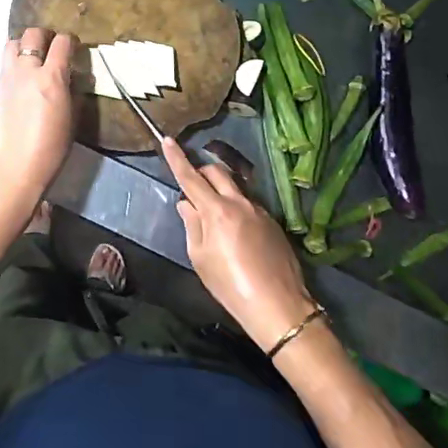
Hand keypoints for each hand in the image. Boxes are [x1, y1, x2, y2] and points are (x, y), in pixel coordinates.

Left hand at [0, 28, 76, 199]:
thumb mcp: (72, 116)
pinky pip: (5, 61)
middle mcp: (27, 70)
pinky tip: (23, 73)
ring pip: (12, 43)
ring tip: (34, 56)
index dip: (70, 41)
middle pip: (33, 34)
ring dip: (24, 44)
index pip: (62, 43)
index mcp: (51, 78)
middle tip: (53, 46)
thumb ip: (73, 89)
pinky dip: (14, 59)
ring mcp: (9, 76)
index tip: (74, 47)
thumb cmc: (52, 145)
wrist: (18, 164)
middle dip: (45, 35)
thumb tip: (75, 74)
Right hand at [161, 138, 318, 352]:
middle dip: (201, 171)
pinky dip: (236, 207)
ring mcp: (260, 211)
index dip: (177, 159)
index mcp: (217, 211)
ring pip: (235, 188)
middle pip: (217, 172)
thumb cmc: (230, 285)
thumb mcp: (200, 258)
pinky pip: (249, 204)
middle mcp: (240, 203)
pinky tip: (236, 234)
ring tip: (215, 217)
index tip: (168, 140)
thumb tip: (186, 203)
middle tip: (192, 185)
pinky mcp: (274, 222)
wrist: (278, 306)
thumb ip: (192, 224)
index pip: (191, 177)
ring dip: (220, 191)